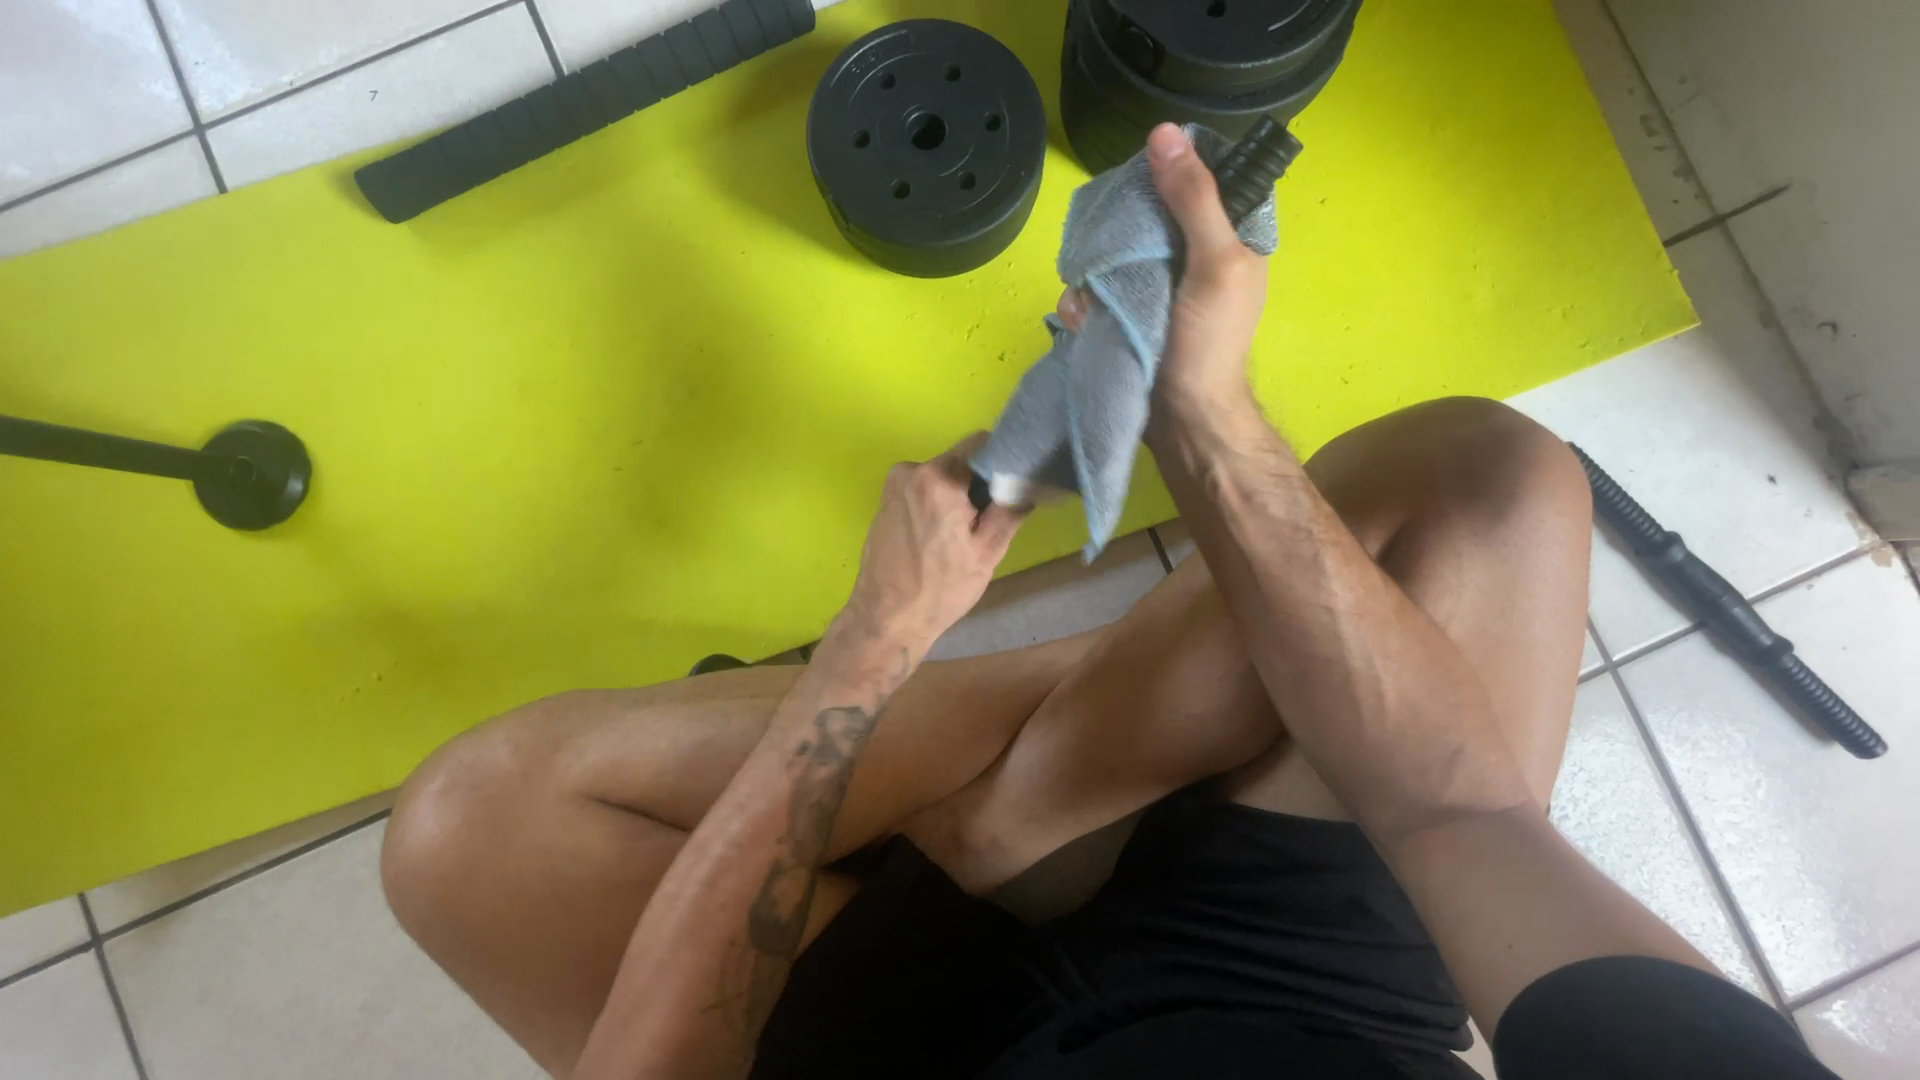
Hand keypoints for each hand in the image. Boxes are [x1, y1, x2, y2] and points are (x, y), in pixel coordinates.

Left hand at [839, 435, 1027, 650]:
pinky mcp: (886, 499)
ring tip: (961, 536)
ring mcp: (894, 484)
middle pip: (961, 461)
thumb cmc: (941, 588)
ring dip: (958, 497)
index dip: (1001, 464)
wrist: (886, 618)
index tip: (1008, 493)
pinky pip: (924, 489)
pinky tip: (940, 537)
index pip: (982, 444)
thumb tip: (1029, 478)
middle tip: (985, 524)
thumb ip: (1010, 507)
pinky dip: (938, 504)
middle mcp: (911, 469)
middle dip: (978, 485)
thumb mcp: (988, 551)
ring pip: (943, 476)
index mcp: (938, 477)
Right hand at [1057, 123, 1268, 410]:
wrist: (1182, 419)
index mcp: (1231, 237)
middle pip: (1147, 213)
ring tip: (1092, 302)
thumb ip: (1194, 199)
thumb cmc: (1209, 342)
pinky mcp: (1127, 316)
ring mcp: (1156, 289)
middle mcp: (1193, 257)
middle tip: (1109, 249)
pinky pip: (1097, 293)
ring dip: (1095, 273)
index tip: (1139, 184)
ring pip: (1114, 253)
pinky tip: (1083, 320)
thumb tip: (1163, 133)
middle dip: (1120, 232)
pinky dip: (1085, 304)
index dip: (1168, 173)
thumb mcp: (1215, 262)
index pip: (1201, 179)